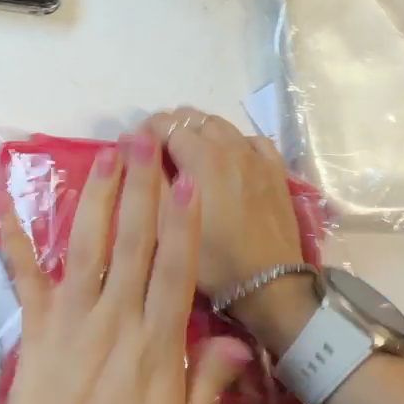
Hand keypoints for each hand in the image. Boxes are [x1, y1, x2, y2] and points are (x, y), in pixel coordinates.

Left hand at [0, 132, 251, 403]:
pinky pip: (23, 271)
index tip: (188, 181)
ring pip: (88, 244)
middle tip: (144, 141)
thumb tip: (239, 339)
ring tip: (107, 153)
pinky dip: (12, 234)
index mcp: (155, 344)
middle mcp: (113, 316)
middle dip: (140, 188)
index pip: (173, 271)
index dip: (182, 224)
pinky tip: (3, 199)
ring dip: (97, 195)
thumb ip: (210, 384)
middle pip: (131, 242)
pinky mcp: (36, 319)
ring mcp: (70, 313)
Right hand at [149, 109, 316, 353]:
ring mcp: (256, 157)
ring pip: (221, 124)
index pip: (164, 124)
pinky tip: (227, 158)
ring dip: (199, 131)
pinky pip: (252, 140)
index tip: (133, 151)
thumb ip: (146, 178)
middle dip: (169, 128)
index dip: (144, 132)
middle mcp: (229, 147)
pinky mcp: (275, 172)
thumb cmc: (212, 258)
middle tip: (157, 154)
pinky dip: (233, 141)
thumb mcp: (165, 224)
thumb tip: (129, 143)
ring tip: (188, 155)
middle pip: (191, 118)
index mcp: (201, 156)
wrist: (271, 286)